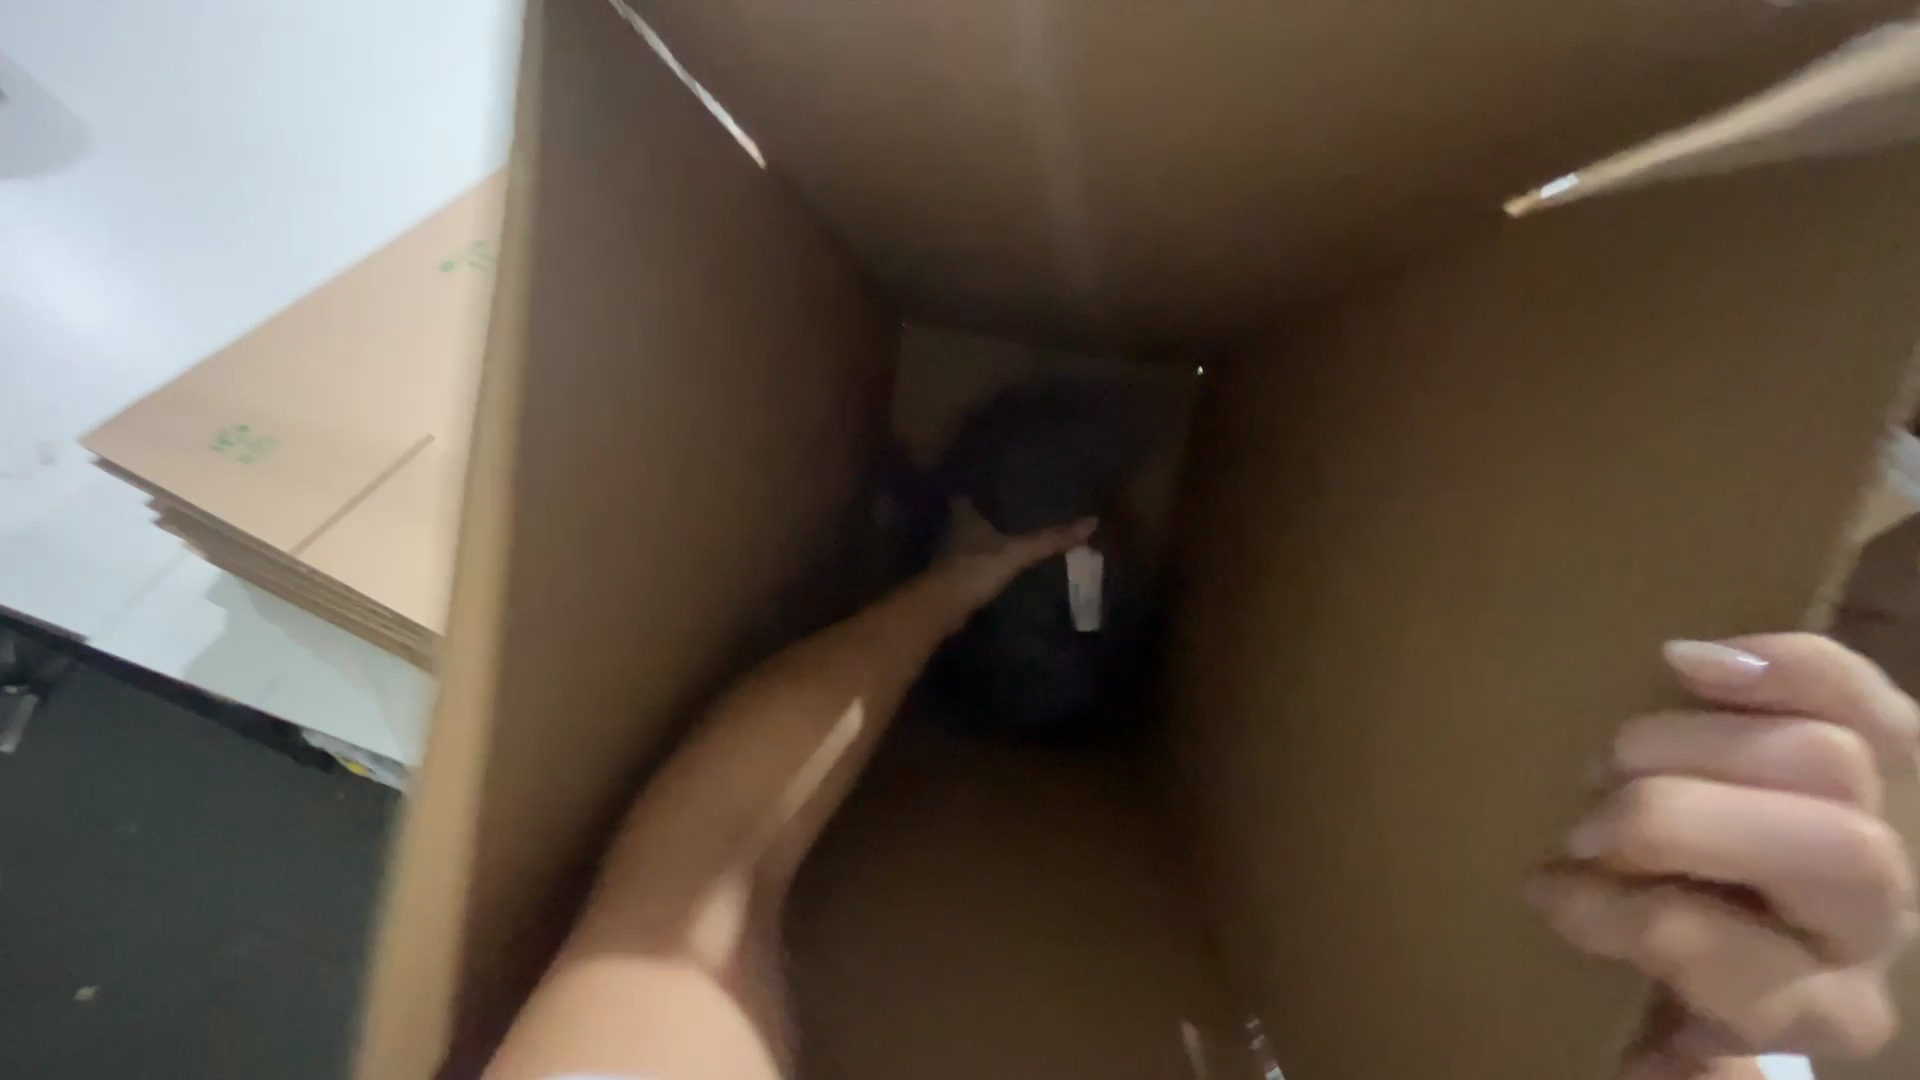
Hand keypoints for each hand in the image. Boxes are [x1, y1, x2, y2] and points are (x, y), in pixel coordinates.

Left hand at [929, 497, 1096, 612]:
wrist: (943, 606)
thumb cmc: (976, 568)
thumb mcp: (1019, 551)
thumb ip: (1051, 539)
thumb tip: (1091, 522)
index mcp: (964, 515)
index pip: (968, 495)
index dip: (979, 491)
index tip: (996, 487)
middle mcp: (952, 531)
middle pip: (967, 517)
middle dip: (983, 515)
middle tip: (1007, 511)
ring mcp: (949, 556)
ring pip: (967, 541)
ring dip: (981, 541)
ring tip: (1006, 536)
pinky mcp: (951, 578)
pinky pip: (970, 564)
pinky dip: (981, 564)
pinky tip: (996, 566)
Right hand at [1528, 634, 1919, 1078]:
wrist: (1736, 891)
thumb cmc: (1671, 968)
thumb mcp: (1664, 1040)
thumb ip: (1675, 1072)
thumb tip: (1690, 1071)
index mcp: (1799, 1002)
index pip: (1715, 944)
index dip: (1613, 914)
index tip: (1544, 895)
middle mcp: (1865, 923)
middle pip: (1824, 849)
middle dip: (1661, 818)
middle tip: (1586, 822)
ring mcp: (1875, 823)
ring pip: (1825, 759)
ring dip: (1685, 746)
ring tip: (1618, 759)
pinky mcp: (1879, 746)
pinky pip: (1848, 692)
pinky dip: (1776, 667)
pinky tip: (1691, 665)